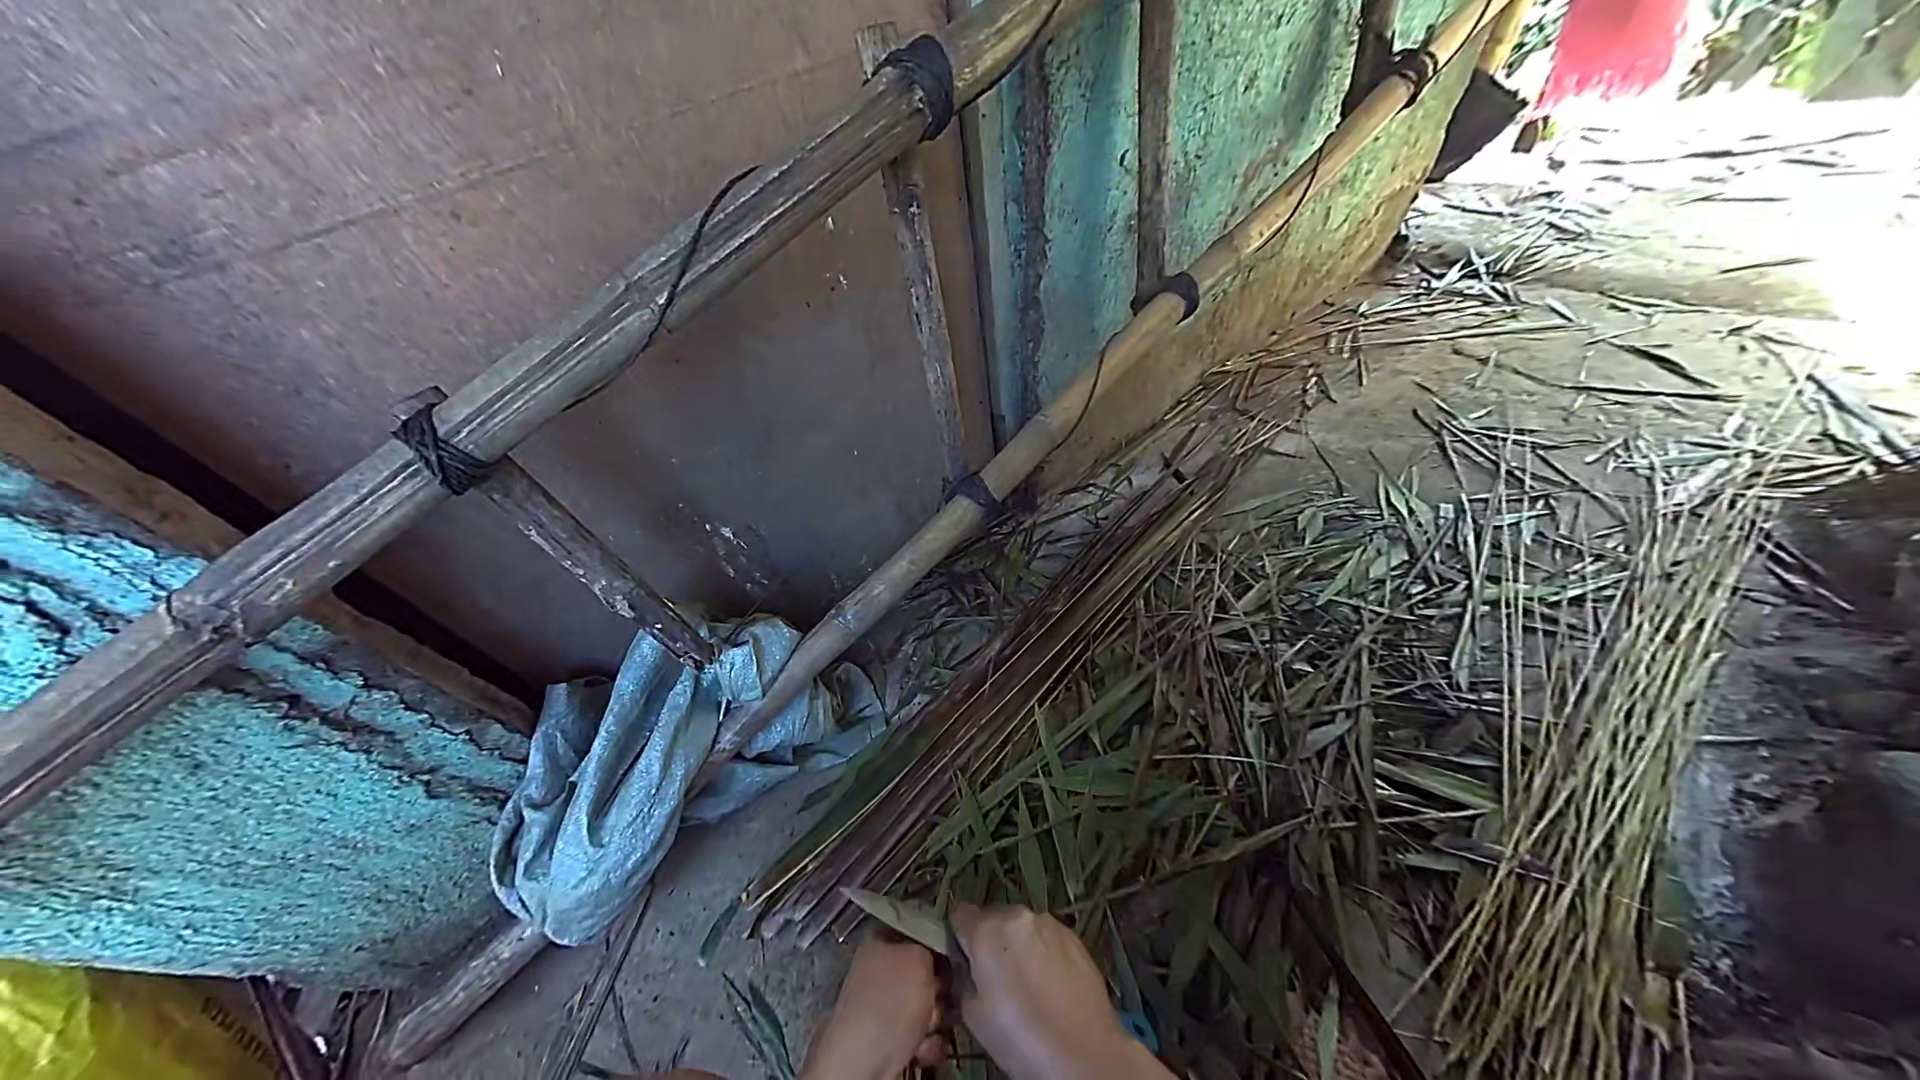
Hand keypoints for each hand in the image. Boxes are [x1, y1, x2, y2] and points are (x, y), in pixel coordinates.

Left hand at [799, 931, 944, 1079]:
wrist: (863, 1065)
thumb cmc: (890, 1001)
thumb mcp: (918, 958)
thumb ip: (931, 947)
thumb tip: (938, 953)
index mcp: (880, 943)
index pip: (914, 929)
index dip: (935, 938)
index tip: (950, 949)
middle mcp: (882, 974)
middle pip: (925, 971)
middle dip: (939, 986)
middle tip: (939, 994)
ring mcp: (887, 1009)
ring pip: (929, 1005)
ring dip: (937, 1017)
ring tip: (929, 1025)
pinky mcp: (893, 1042)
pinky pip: (924, 1035)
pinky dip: (928, 1044)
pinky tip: (921, 1048)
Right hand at [950, 904, 1172, 1079]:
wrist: (1085, 1054)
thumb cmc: (1021, 1038)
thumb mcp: (973, 1015)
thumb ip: (963, 978)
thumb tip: (967, 968)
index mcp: (987, 930)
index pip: (959, 915)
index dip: (959, 938)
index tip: (966, 962)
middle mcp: (1018, 916)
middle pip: (992, 918)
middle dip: (990, 941)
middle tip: (997, 980)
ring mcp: (1049, 923)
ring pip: (1021, 928)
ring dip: (1018, 946)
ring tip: (1029, 986)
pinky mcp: (1074, 936)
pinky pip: (1046, 937)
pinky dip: (1042, 953)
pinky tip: (1050, 986)